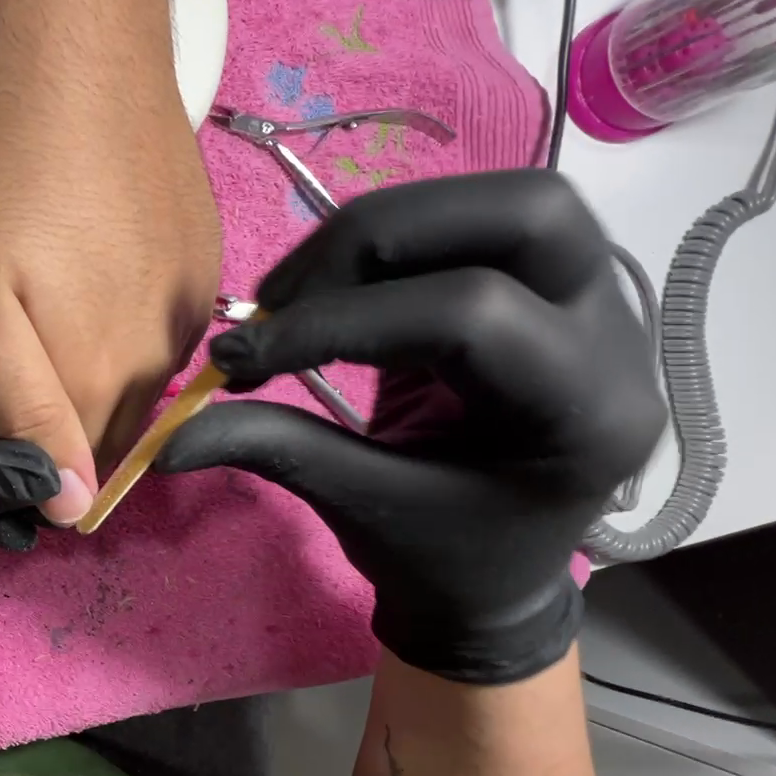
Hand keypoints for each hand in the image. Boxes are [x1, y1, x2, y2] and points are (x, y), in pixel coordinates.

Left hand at [0, 0, 220, 526]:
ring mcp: (191, 292)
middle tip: (3, 395)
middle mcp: (166, 347)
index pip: (84, 472)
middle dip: (63, 435)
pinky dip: (120, 331)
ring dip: (91, 381)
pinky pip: (160, 323)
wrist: (57, 43)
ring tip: (40, 341)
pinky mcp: (197, 247)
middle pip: (111, 429)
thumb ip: (25, 413)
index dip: (39, 480)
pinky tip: (84, 294)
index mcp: (106, 373)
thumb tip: (69, 505)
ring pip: (136, 378)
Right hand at [156, 171, 664, 684]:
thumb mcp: (356, 506)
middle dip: (375, 241)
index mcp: (579, 412)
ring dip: (376, 232)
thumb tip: (163, 441)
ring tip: (294, 295)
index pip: (467, 315)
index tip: (235, 358)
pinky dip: (381, 247)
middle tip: (280, 302)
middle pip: (520, 214)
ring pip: (499, 201)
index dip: (334, 322)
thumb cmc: (438, 554)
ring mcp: (589, 302)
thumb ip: (270, 450)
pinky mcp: (542, 290)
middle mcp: (611, 335)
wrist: (493, 573)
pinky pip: (467, 228)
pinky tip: (325, 294)